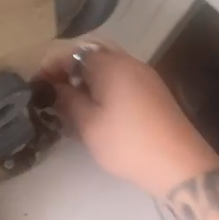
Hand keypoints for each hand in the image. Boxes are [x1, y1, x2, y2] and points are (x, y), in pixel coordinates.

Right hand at [41, 42, 218, 197]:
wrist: (180, 167)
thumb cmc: (127, 143)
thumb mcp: (88, 124)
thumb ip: (67, 99)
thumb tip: (53, 86)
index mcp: (112, 65)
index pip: (73, 52)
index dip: (52, 65)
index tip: (38, 85)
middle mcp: (130, 63)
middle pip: (92, 56)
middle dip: (70, 71)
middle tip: (54, 93)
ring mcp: (145, 78)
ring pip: (107, 69)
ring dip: (86, 81)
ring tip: (71, 105)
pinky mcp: (153, 93)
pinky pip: (121, 80)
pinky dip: (103, 89)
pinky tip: (94, 112)